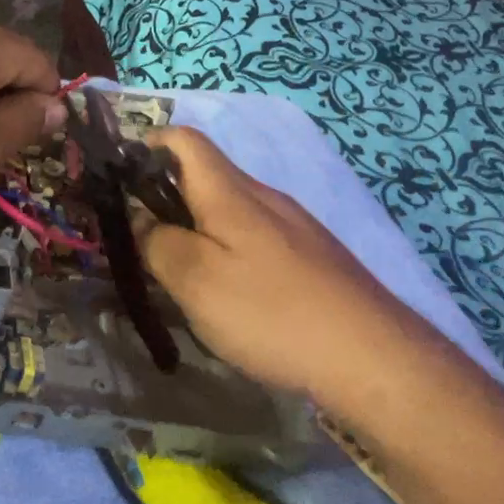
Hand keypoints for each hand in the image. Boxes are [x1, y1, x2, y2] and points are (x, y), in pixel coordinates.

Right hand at [136, 128, 438, 403]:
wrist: (380, 363)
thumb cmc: (271, 313)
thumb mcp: (194, 279)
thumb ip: (156, 241)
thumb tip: (140, 217)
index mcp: (229, 191)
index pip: (184, 139)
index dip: (149, 144)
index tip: (123, 178)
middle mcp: (265, 197)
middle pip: (208, 176)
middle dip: (170, 198)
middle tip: (147, 243)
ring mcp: (298, 227)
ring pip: (235, 210)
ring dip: (202, 228)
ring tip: (189, 277)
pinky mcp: (319, 260)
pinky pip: (262, 238)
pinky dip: (235, 252)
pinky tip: (242, 298)